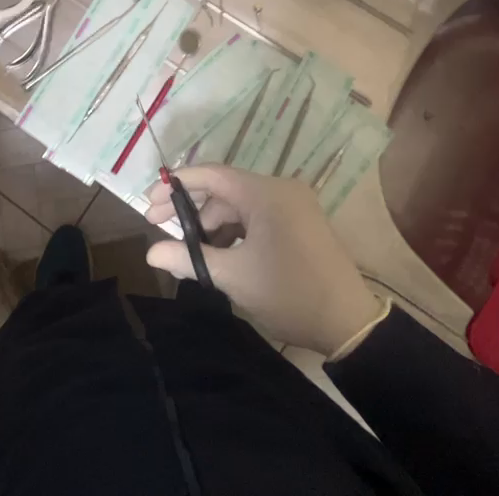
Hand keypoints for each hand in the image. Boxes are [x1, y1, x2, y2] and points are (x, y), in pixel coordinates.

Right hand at [145, 165, 387, 355]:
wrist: (350, 324)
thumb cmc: (289, 293)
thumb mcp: (233, 277)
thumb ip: (188, 258)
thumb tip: (149, 255)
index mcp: (265, 193)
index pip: (211, 174)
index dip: (175, 186)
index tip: (148, 204)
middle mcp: (280, 189)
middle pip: (224, 190)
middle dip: (192, 212)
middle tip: (161, 232)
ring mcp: (294, 205)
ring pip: (240, 206)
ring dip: (213, 226)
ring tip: (190, 254)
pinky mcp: (301, 222)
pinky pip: (258, 216)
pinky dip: (236, 232)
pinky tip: (220, 255)